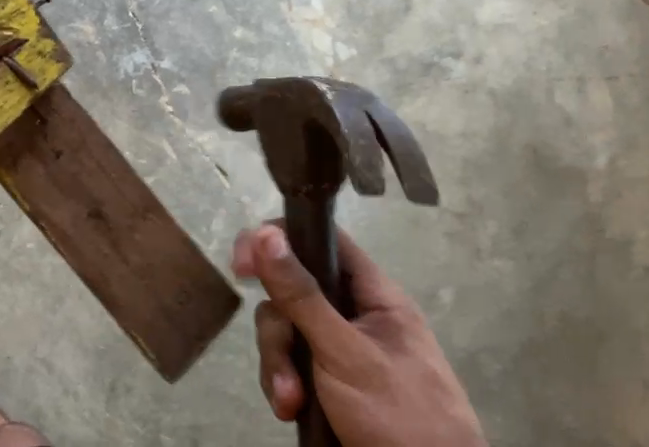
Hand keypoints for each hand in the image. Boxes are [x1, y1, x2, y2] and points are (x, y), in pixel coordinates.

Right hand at [232, 222, 485, 446]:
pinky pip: (288, 362)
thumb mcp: (347, 354)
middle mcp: (355, 315)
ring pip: (284, 329)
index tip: (244, 266)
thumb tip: (263, 231)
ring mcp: (341, 348)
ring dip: (277, 364)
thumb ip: (302, 295)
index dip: (276, 239)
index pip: (320, 240)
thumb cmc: (404, 418)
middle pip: (289, 290)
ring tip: (290, 401)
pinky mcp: (328, 378)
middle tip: (282, 361)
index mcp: (375, 298)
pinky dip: (282, 383)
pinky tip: (291, 409)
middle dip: (276, 330)